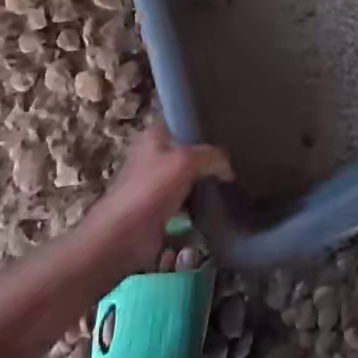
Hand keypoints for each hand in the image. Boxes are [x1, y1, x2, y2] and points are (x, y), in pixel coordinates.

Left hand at [79, 121, 231, 270]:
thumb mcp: (186, 161)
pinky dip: (199, 205)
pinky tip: (217, 206)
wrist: (123, 236)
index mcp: (155, 135)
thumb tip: (229, 170)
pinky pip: (187, 201)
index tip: (229, 132)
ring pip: (190, 177)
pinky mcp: (160, 208)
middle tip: (233, 162)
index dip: (205, 125)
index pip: (184, 121)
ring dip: (206, 183)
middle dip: (209, 158)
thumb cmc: (151, 189)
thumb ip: (212, 157)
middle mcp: (154, 154)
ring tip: (230, 185)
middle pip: (190, 150)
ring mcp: (157, 183)